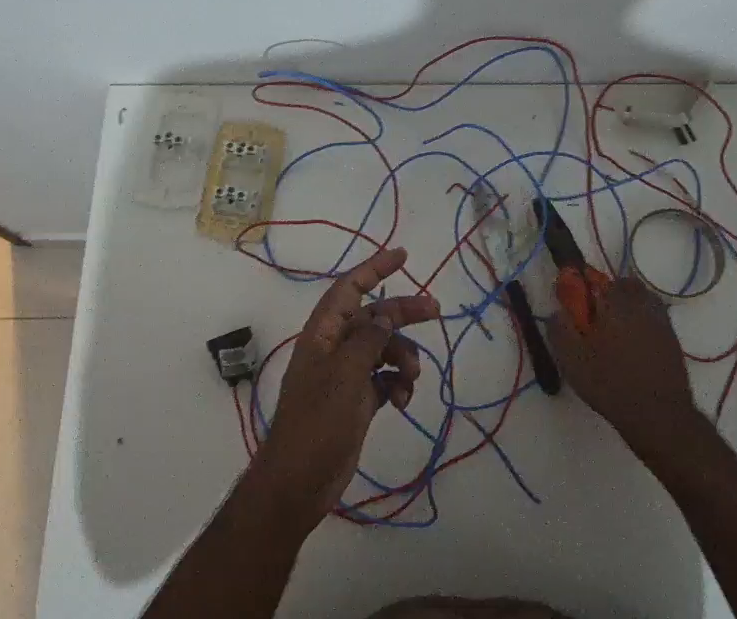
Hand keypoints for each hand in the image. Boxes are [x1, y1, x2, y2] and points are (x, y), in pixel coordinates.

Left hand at [249, 248, 439, 527]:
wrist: (300, 480)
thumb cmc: (318, 422)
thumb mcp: (345, 374)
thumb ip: (368, 339)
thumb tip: (386, 313)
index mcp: (322, 333)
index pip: (349, 289)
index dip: (374, 269)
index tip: (403, 256)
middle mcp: (333, 348)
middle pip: (374, 318)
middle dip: (403, 314)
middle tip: (436, 311)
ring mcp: (345, 376)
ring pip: (384, 351)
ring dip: (403, 360)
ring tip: (411, 381)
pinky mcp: (356, 402)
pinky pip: (385, 380)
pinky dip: (397, 386)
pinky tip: (402, 401)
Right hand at [546, 277, 707, 447]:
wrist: (657, 414)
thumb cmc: (609, 383)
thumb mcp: (572, 358)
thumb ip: (560, 328)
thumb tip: (559, 311)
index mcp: (614, 303)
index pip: (597, 278)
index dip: (584, 286)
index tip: (577, 303)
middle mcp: (641, 305)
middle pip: (625, 285)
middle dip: (610, 292)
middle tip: (596, 317)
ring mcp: (661, 321)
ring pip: (643, 299)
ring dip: (628, 305)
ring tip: (615, 332)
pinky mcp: (673, 340)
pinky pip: (654, 318)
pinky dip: (643, 322)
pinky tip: (632, 346)